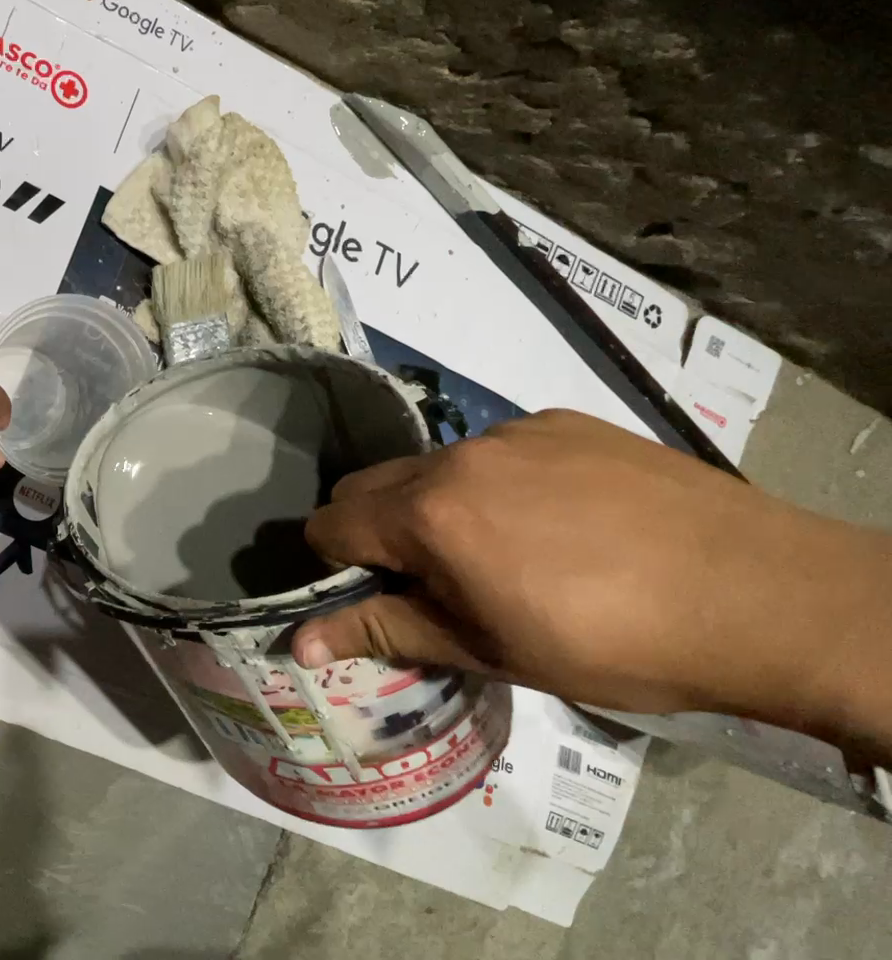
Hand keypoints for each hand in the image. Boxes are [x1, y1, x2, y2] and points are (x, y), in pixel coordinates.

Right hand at [294, 410, 891, 747]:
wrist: (770, 598)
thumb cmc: (612, 642)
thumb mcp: (487, 650)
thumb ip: (385, 633)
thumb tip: (299, 644)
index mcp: (426, 515)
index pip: (328, 524)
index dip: (336, 565)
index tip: (376, 595)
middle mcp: (454, 458)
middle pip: (367, 485)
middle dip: (376, 529)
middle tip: (433, 577)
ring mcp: (512, 432)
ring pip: (431, 465)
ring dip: (438, 503)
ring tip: (507, 548)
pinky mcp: (563, 421)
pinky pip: (497, 447)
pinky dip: (499, 480)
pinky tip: (560, 518)